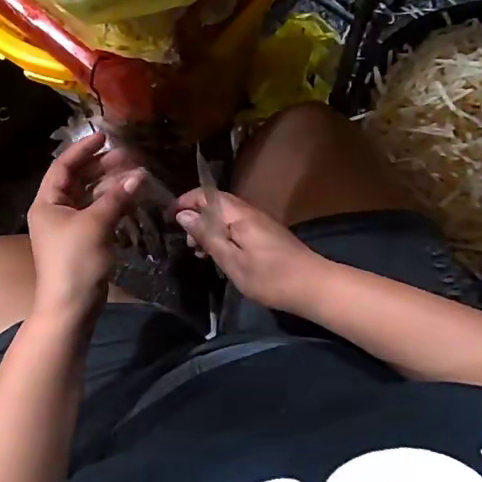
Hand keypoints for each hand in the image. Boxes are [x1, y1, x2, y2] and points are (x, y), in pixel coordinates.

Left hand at [27, 132, 144, 318]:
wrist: (70, 306)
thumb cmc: (75, 261)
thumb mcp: (95, 224)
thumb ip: (117, 197)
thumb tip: (140, 174)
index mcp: (47, 202)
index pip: (63, 166)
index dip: (83, 149)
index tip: (105, 137)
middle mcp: (55, 210)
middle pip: (79, 179)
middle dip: (103, 167)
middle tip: (130, 157)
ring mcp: (70, 226)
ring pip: (92, 196)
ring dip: (112, 185)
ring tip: (137, 175)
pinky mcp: (84, 240)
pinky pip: (100, 213)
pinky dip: (115, 204)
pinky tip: (133, 197)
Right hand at [172, 189, 333, 314]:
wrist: (313, 286)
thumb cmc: (270, 277)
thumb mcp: (232, 260)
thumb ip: (208, 236)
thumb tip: (183, 215)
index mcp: (239, 214)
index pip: (206, 194)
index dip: (185, 201)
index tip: (168, 218)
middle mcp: (249, 212)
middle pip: (216, 204)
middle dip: (195, 216)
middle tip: (185, 242)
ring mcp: (260, 223)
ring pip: (226, 216)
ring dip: (208, 228)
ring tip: (198, 252)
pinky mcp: (266, 235)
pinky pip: (237, 227)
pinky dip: (222, 236)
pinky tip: (220, 256)